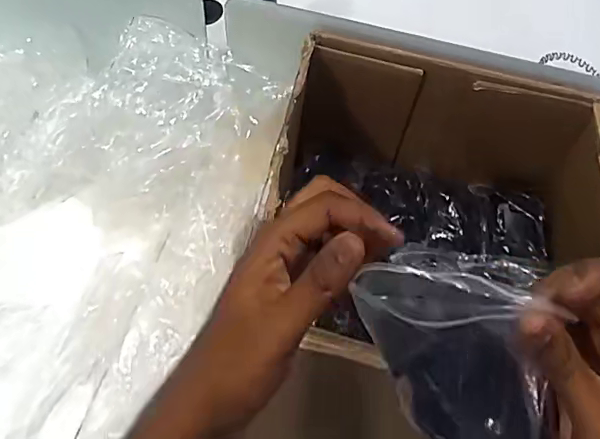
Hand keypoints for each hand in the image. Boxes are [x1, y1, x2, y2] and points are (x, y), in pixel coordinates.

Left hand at [130, 177, 403, 438]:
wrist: (205, 400)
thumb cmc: (240, 362)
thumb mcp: (283, 324)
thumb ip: (320, 280)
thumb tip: (357, 237)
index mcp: (272, 240)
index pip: (322, 205)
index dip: (360, 214)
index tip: (394, 239)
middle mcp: (276, 239)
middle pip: (318, 199)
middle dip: (355, 208)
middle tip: (386, 237)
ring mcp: (279, 258)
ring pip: (319, 221)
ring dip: (350, 225)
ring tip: (381, 250)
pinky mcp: (285, 279)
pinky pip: (317, 248)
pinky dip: (341, 248)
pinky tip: (359, 268)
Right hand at [520, 259, 599, 438]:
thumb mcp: (598, 420)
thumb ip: (562, 363)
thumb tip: (525, 314)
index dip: (598, 275)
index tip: (562, 291)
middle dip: (564, 289)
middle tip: (531, 304)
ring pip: (577, 310)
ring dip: (549, 308)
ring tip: (524, 320)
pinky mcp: (584, 374)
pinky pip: (562, 335)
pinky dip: (543, 330)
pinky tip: (525, 336)